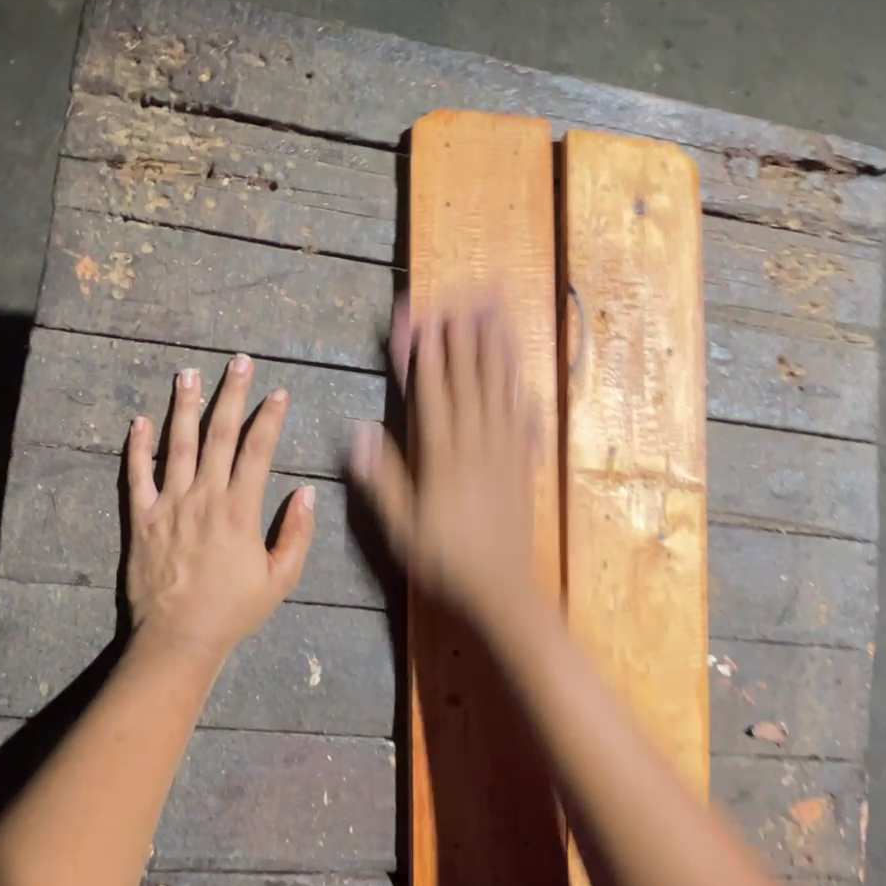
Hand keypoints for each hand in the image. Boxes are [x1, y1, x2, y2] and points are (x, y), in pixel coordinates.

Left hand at [124, 355, 315, 658]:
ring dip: (184, 405)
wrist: (178, 638)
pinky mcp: (142, 518)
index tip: (279, 392)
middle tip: (238, 362)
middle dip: (231, 394)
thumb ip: (297, 533)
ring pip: (177, 444)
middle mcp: (204, 496)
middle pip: (219, 434)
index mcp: (240, 509)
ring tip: (188, 372)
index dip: (270, 417)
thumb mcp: (281, 578)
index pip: (258, 450)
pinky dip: (138, 447)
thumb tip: (309, 492)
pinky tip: (139, 420)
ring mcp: (169, 505)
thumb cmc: (234, 610)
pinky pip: (137, 475)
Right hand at [349, 298, 542, 629]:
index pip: (432, 393)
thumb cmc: (443, 561)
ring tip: (497, 314)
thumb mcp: (400, 527)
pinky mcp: (523, 467)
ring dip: (497, 350)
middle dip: (464, 336)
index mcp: (442, 457)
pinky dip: (522, 393)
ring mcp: (504, 454)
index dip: (426, 353)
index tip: (423, 318)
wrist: (500, 590)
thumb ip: (383, 479)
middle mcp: (476, 446)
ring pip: (501, 392)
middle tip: (464, 295)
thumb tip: (360, 432)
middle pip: (470, 381)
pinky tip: (523, 375)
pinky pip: (525, 421)